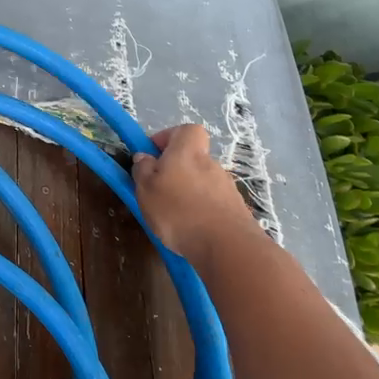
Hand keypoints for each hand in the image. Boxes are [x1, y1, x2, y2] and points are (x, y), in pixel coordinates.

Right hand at [131, 124, 260, 264]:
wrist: (229, 247)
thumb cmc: (178, 211)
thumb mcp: (146, 189)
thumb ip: (142, 170)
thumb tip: (145, 157)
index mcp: (187, 153)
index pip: (186, 130)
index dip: (168, 137)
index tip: (153, 154)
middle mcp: (211, 165)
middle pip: (192, 158)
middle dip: (174, 169)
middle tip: (156, 188)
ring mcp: (227, 188)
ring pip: (202, 181)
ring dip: (187, 191)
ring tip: (171, 213)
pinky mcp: (236, 210)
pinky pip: (212, 201)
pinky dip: (200, 209)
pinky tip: (190, 227)